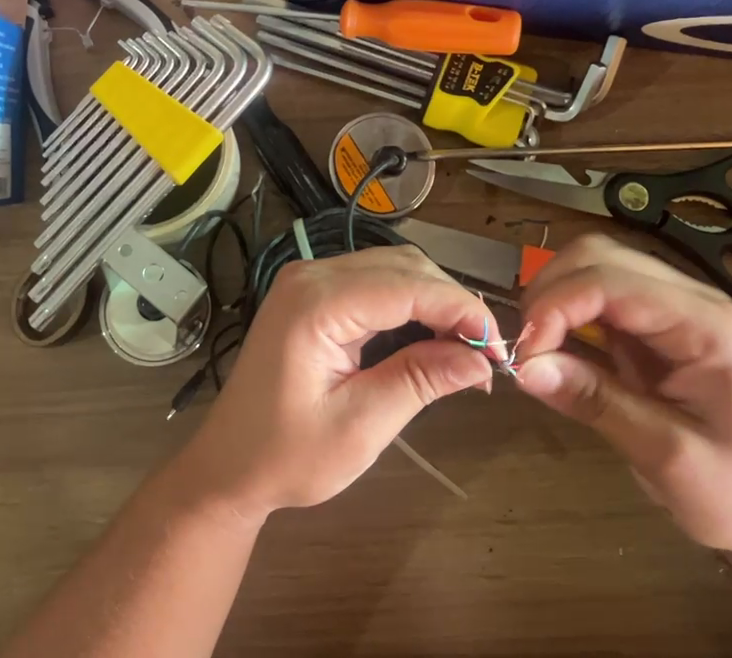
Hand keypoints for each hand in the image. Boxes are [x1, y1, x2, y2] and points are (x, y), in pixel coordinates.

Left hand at [174, 246, 498, 523]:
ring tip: (467, 349)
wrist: (229, 464)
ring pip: (394, 269)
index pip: (408, 286)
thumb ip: (420, 380)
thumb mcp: (359, 426)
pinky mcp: (313, 294)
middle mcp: (311, 276)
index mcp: (315, 303)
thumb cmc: (286, 455)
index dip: (463, 311)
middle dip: (453, 303)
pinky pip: (375, 283)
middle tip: (488, 356)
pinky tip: (433, 337)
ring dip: (436, 301)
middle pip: (404, 267)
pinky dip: (411, 304)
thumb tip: (482, 360)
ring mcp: (309, 281)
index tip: (502, 350)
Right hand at [512, 236, 731, 600]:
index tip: (523, 354)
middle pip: (599, 257)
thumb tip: (523, 367)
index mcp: (706, 324)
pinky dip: (566, 317)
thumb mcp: (668, 456)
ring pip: (594, 269)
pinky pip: (599, 302)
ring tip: (537, 350)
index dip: (556, 306)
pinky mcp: (656, 332)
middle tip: (526, 349)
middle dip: (550, 292)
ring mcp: (673, 313)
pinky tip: (556, 352)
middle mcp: (690, 302)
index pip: (611, 281)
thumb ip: (596, 402)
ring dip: (554, 299)